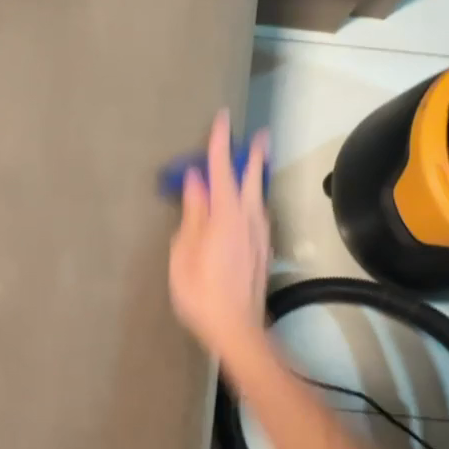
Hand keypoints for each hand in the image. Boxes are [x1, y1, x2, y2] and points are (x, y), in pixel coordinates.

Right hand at [169, 109, 270, 359]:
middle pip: (253, 180)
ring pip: (259, 198)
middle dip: (255, 156)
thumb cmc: (201, 294)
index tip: (223, 119)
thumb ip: (193, 215)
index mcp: (226, 217)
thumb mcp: (185, 253)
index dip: (221, 144)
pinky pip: (259, 215)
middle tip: (261, 134)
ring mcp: (259, 237)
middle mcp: (248, 221)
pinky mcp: (262, 252)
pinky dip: (255, 200)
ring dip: (257, 177)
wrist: (237, 330)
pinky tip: (250, 205)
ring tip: (255, 164)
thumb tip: (195, 183)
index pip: (222, 171)